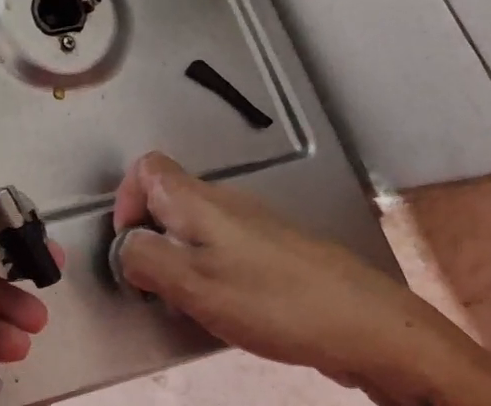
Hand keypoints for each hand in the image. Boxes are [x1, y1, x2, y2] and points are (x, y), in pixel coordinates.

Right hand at [113, 152, 490, 405]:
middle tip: (161, 288)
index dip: (125, 201)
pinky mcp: (277, 251)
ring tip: (196, 306)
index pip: (145, 168)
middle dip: (154, 243)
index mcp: (196, 199)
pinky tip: (233, 311)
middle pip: (169, 202)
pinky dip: (215, 275)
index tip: (130, 247)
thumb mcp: (192, 284)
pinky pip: (227, 251)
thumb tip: (124, 247)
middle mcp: (223, 200)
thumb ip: (145, 259)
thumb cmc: (271, 300)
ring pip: (198, 230)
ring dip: (184, 264)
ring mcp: (254, 223)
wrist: (366, 324)